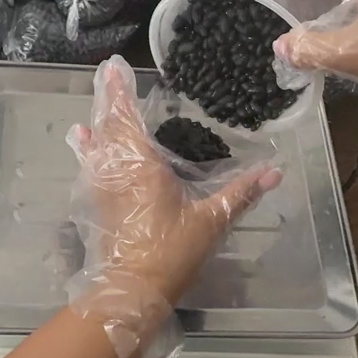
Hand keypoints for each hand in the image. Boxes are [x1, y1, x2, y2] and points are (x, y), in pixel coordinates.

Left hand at [68, 57, 281, 304]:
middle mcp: (115, 169)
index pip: (128, 119)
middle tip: (108, 73)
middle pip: (108, 125)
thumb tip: (274, 172)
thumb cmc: (170, 253)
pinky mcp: (95, 201)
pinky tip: (82, 138)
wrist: (130, 290)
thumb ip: (240, 193)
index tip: (116, 68)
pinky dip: (87, 147)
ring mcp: (100, 185)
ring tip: (99, 99)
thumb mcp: (210, 222)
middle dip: (109, 98)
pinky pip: (89, 163)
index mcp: (142, 166)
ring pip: (96, 142)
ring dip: (99, 119)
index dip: (121, 92)